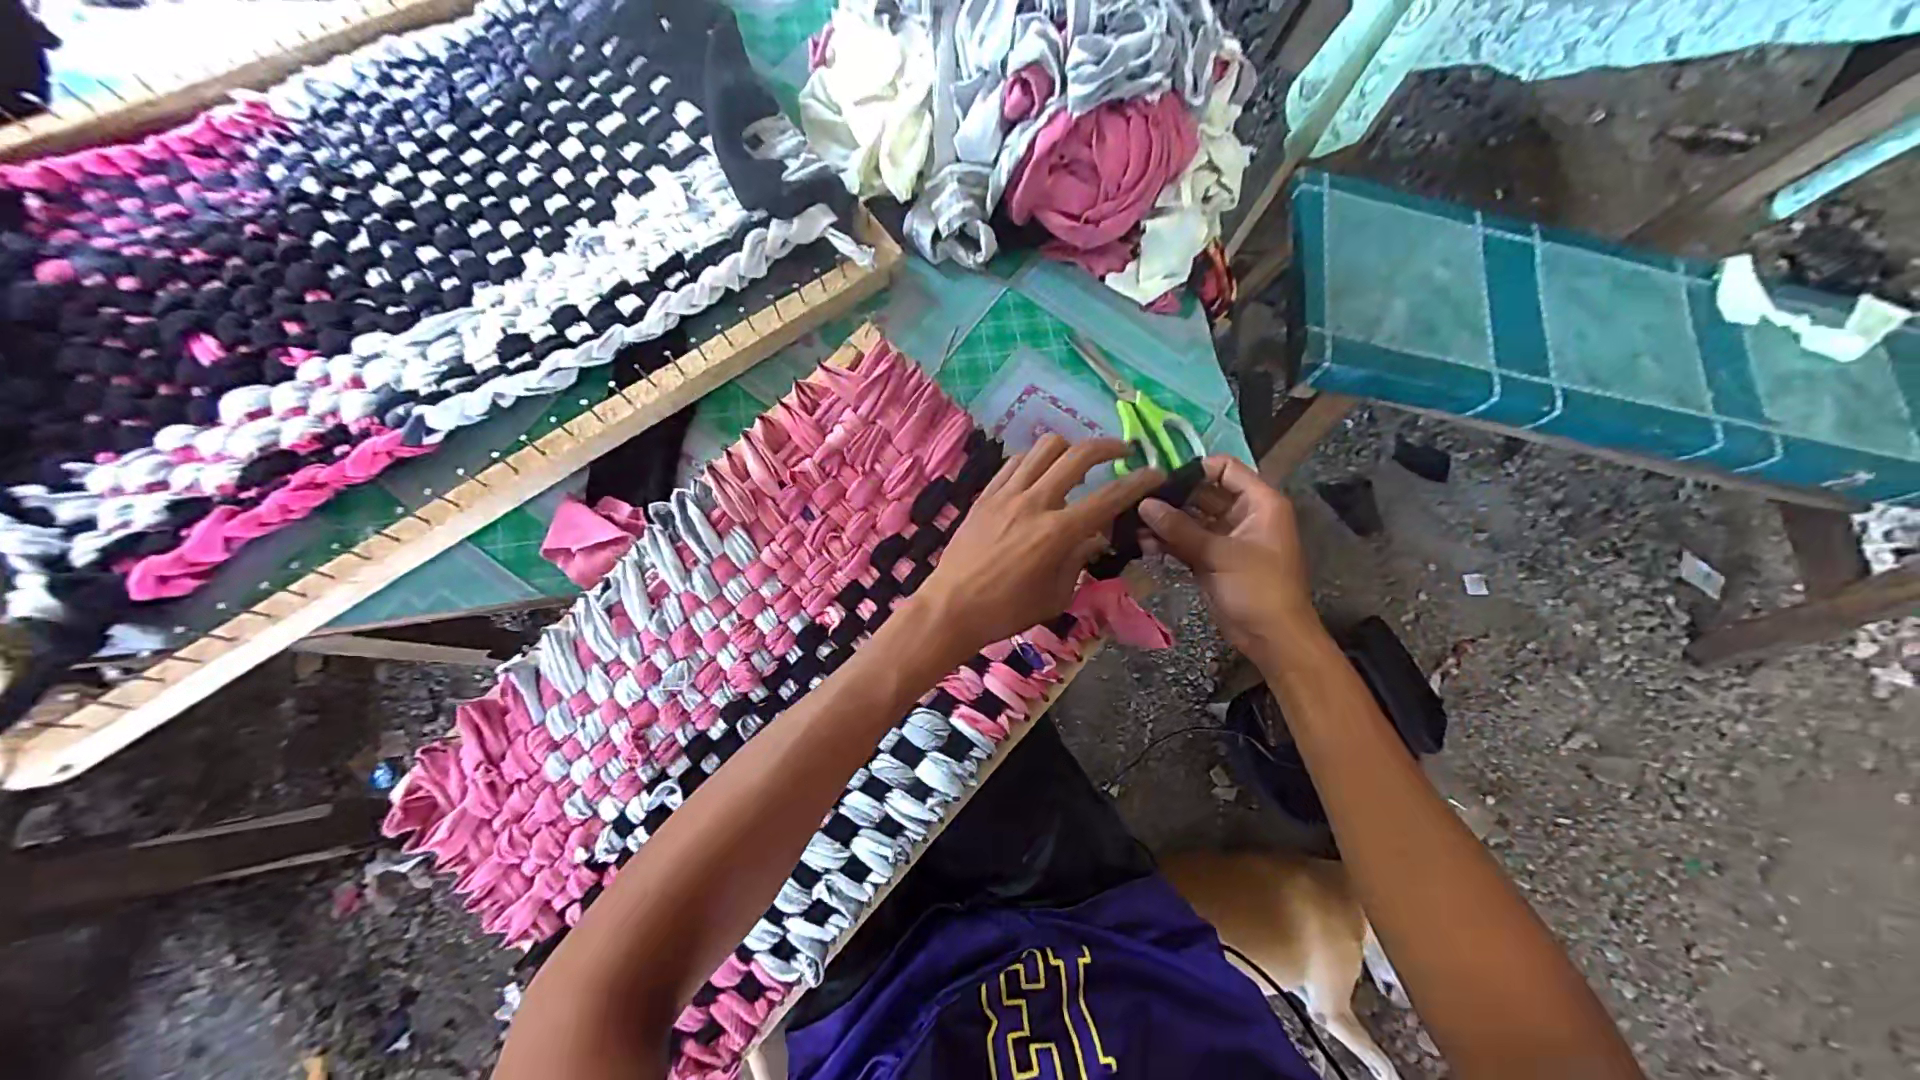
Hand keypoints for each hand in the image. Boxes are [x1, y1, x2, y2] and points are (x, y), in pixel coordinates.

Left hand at [915, 435, 1163, 655]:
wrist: (951, 608)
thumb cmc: (1007, 611)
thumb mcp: (1056, 595)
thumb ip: (1079, 561)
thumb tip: (1095, 538)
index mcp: (1057, 532)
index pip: (1108, 498)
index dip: (1138, 482)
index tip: (1155, 472)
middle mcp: (1034, 503)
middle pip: (1078, 455)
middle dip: (1108, 446)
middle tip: (1122, 451)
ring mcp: (1006, 494)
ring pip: (1044, 448)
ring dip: (1069, 447)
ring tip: (1077, 461)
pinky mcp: (985, 495)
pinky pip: (1014, 462)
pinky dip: (1034, 460)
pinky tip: (1039, 473)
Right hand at [1138, 454, 1318, 654]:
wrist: (1272, 637)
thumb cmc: (1258, 588)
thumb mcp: (1219, 554)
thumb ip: (1180, 528)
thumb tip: (1144, 504)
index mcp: (1259, 503)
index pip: (1225, 468)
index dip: (1194, 469)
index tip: (1159, 476)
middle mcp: (1242, 514)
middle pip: (1202, 492)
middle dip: (1171, 496)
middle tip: (1135, 497)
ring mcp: (1225, 537)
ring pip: (1190, 518)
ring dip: (1164, 521)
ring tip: (1131, 522)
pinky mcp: (1210, 558)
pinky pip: (1185, 541)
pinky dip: (1167, 541)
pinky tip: (1141, 542)